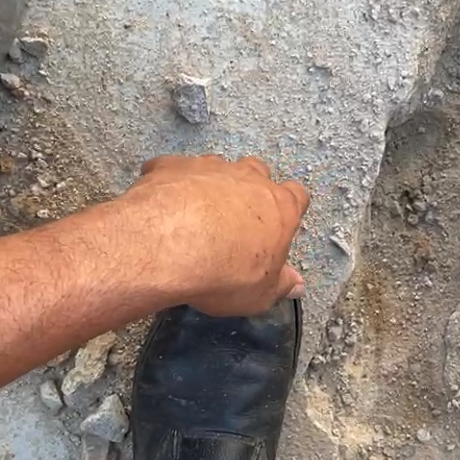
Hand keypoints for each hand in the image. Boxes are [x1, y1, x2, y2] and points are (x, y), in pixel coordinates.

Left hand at [113, 155, 310, 314]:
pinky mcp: (171, 165)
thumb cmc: (226, 273)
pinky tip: (163, 203)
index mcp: (280, 208)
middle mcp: (249, 179)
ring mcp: (209, 167)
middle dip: (250, 188)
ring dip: (212, 183)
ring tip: (197, 211)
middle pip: (258, 171)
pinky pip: (173, 168)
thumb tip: (297, 285)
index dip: (288, 208)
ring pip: (218, 166)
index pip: (297, 196)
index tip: (278, 223)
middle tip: (236, 216)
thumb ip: (281, 285)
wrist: (168, 247)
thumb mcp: (261, 293)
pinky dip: (171, 182)